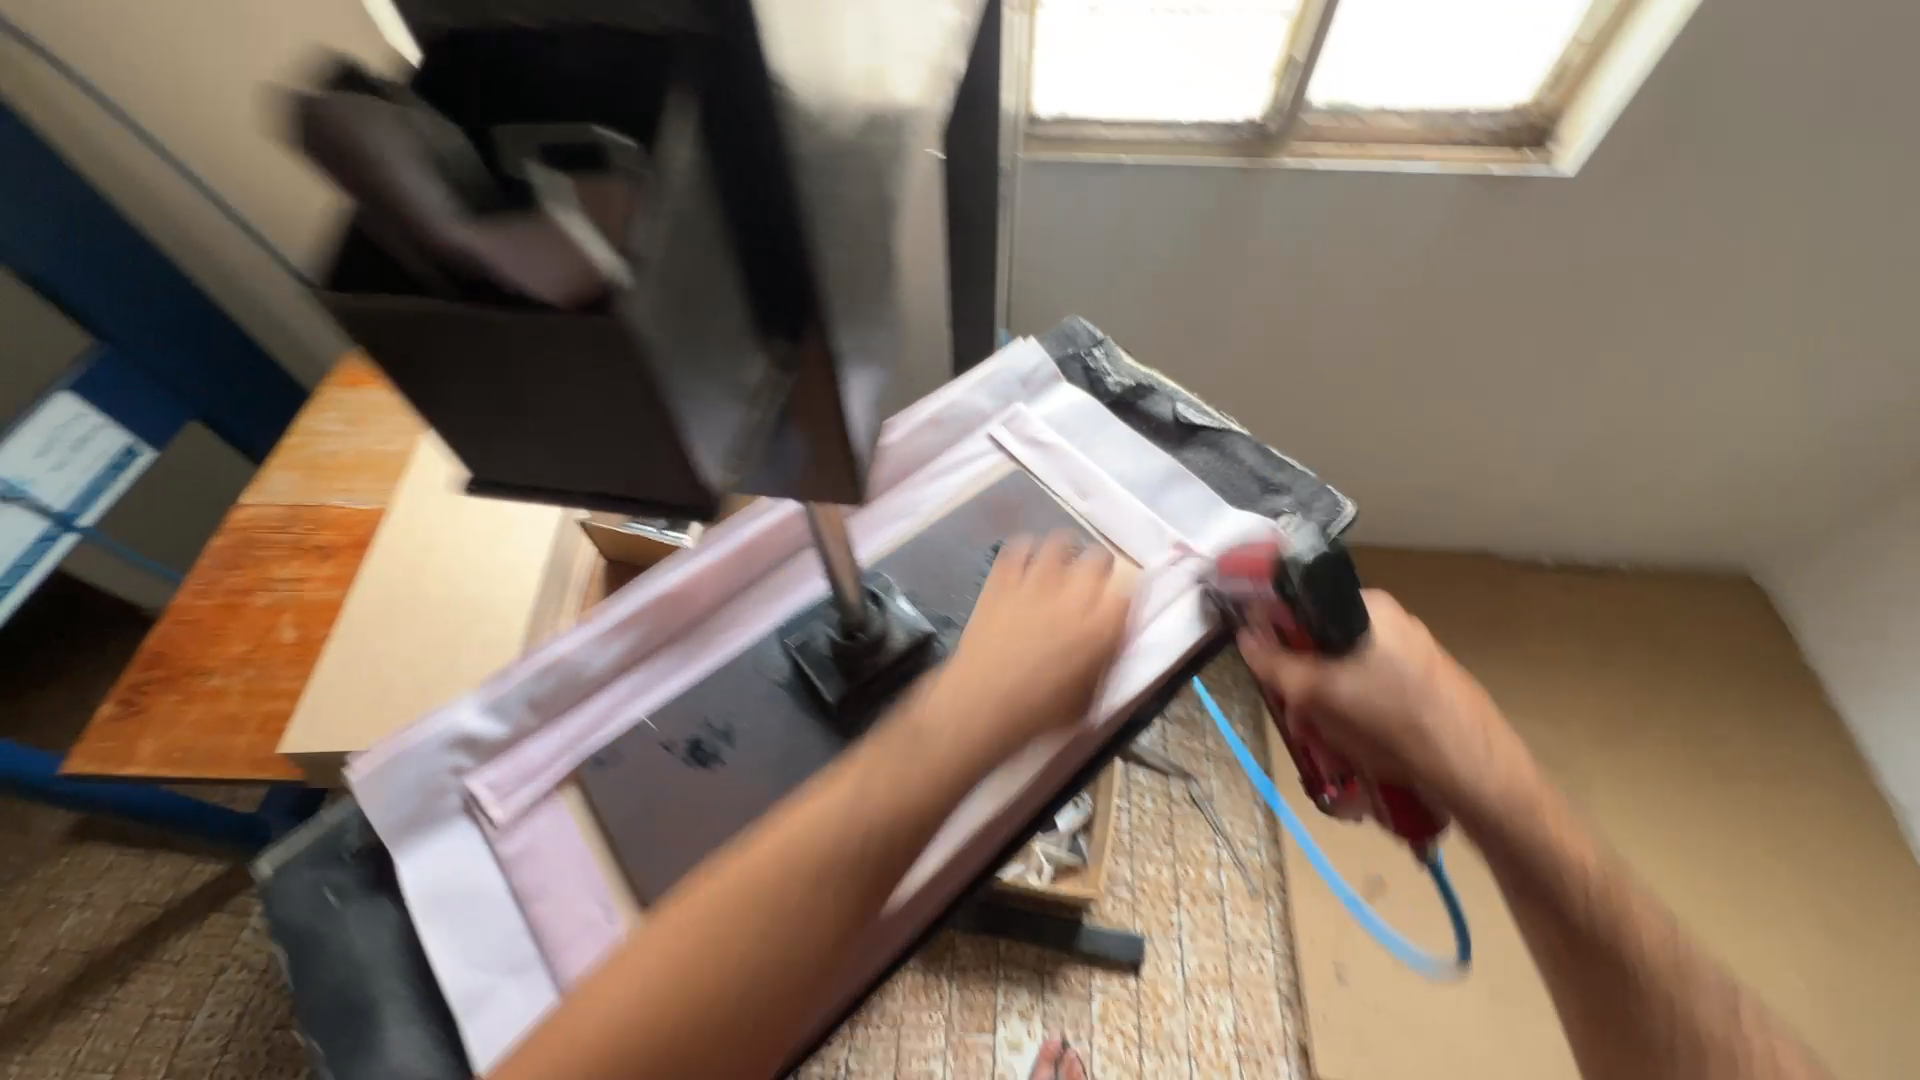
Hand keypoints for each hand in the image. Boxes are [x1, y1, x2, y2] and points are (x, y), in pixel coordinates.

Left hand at [925, 533, 1134, 757]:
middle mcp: (1075, 594)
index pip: (1131, 586)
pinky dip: (1025, 551)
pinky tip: (1025, 564)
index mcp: (1104, 625)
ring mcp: (1036, 581)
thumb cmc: (1041, 710)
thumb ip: (1107, 661)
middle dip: (1099, 566)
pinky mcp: (1002, 579)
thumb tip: (1113, 641)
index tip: (1120, 598)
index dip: (1127, 589)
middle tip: (1092, 581)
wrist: (983, 702)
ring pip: (1059, 543)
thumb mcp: (1090, 696)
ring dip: (1064, 552)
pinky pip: (1017, 548)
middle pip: (1099, 556)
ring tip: (1059, 565)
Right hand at [1236, 589, 1529, 815]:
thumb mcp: (1318, 693)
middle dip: (1300, 680)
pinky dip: (1350, 714)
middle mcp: (1389, 622)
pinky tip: (1353, 746)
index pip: (1301, 601)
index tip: (1262, 663)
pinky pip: (1367, 690)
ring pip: (1340, 671)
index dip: (1273, 630)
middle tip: (1298, 715)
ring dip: (1322, 704)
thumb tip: (1244, 635)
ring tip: (1326, 740)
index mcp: (1368, 606)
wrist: (1476, 773)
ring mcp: (1409, 654)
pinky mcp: (1421, 686)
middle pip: (1319, 642)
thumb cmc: (1394, 721)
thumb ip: (1274, 661)